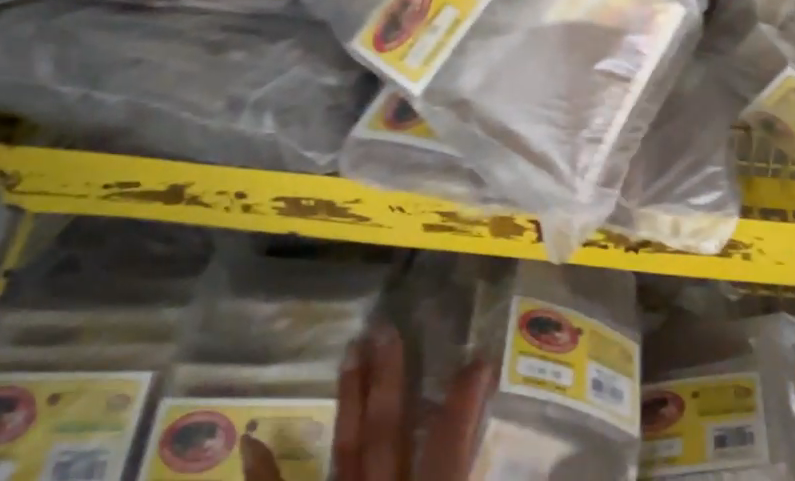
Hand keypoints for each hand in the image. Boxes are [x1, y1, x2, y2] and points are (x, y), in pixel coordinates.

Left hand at [240, 326, 493, 480]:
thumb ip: (474, 473)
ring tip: (351, 352)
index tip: (478, 358)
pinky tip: (253, 444)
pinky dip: (267, 474)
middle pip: (387, 434)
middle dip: (390, 380)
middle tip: (386, 328)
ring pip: (346, 452)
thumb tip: (541, 471)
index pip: (449, 447)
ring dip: (349, 401)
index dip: (464, 403)